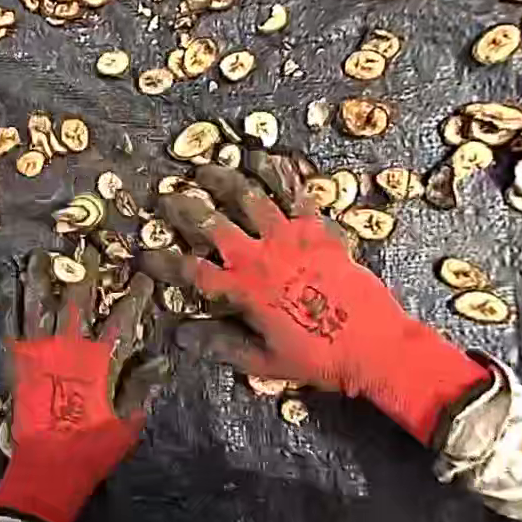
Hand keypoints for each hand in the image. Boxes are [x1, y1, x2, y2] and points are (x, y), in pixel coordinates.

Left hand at [0, 246, 161, 521]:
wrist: (47, 467)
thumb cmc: (91, 447)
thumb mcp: (127, 423)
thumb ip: (141, 387)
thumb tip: (161, 358)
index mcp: (99, 361)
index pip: (122, 320)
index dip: (135, 297)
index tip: (142, 277)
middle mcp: (68, 348)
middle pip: (77, 301)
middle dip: (84, 273)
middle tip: (87, 248)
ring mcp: (39, 352)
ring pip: (39, 306)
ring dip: (40, 279)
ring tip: (39, 255)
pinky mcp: (19, 361)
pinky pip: (14, 326)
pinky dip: (12, 305)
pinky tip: (10, 286)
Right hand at [140, 160, 489, 444]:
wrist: (379, 346)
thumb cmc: (319, 358)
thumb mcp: (264, 361)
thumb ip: (221, 346)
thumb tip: (180, 337)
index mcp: (241, 290)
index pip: (189, 270)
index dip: (161, 261)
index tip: (143, 254)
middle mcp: (258, 257)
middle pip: (210, 223)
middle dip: (183, 207)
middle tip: (167, 196)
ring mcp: (288, 238)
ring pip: (248, 198)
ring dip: (223, 181)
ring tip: (207, 169)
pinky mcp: (317, 229)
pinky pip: (295, 194)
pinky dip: (279, 174)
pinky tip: (264, 159)